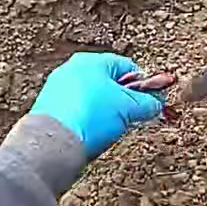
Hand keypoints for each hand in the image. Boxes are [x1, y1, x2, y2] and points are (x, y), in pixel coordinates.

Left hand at [30, 53, 166, 158]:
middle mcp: (71, 70)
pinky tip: (93, 134)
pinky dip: (89, 121)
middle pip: (109, 83)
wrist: (54, 143)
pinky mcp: (50, 109)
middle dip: (123, 101)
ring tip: (110, 129)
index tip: (150, 102)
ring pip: (94, 99)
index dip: (143, 86)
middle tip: (131, 118)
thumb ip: (148, 103)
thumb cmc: (91, 117)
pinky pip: (78, 112)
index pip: (127, 67)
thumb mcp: (129, 109)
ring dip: (107, 113)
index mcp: (91, 61)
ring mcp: (58, 89)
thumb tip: (156, 104)